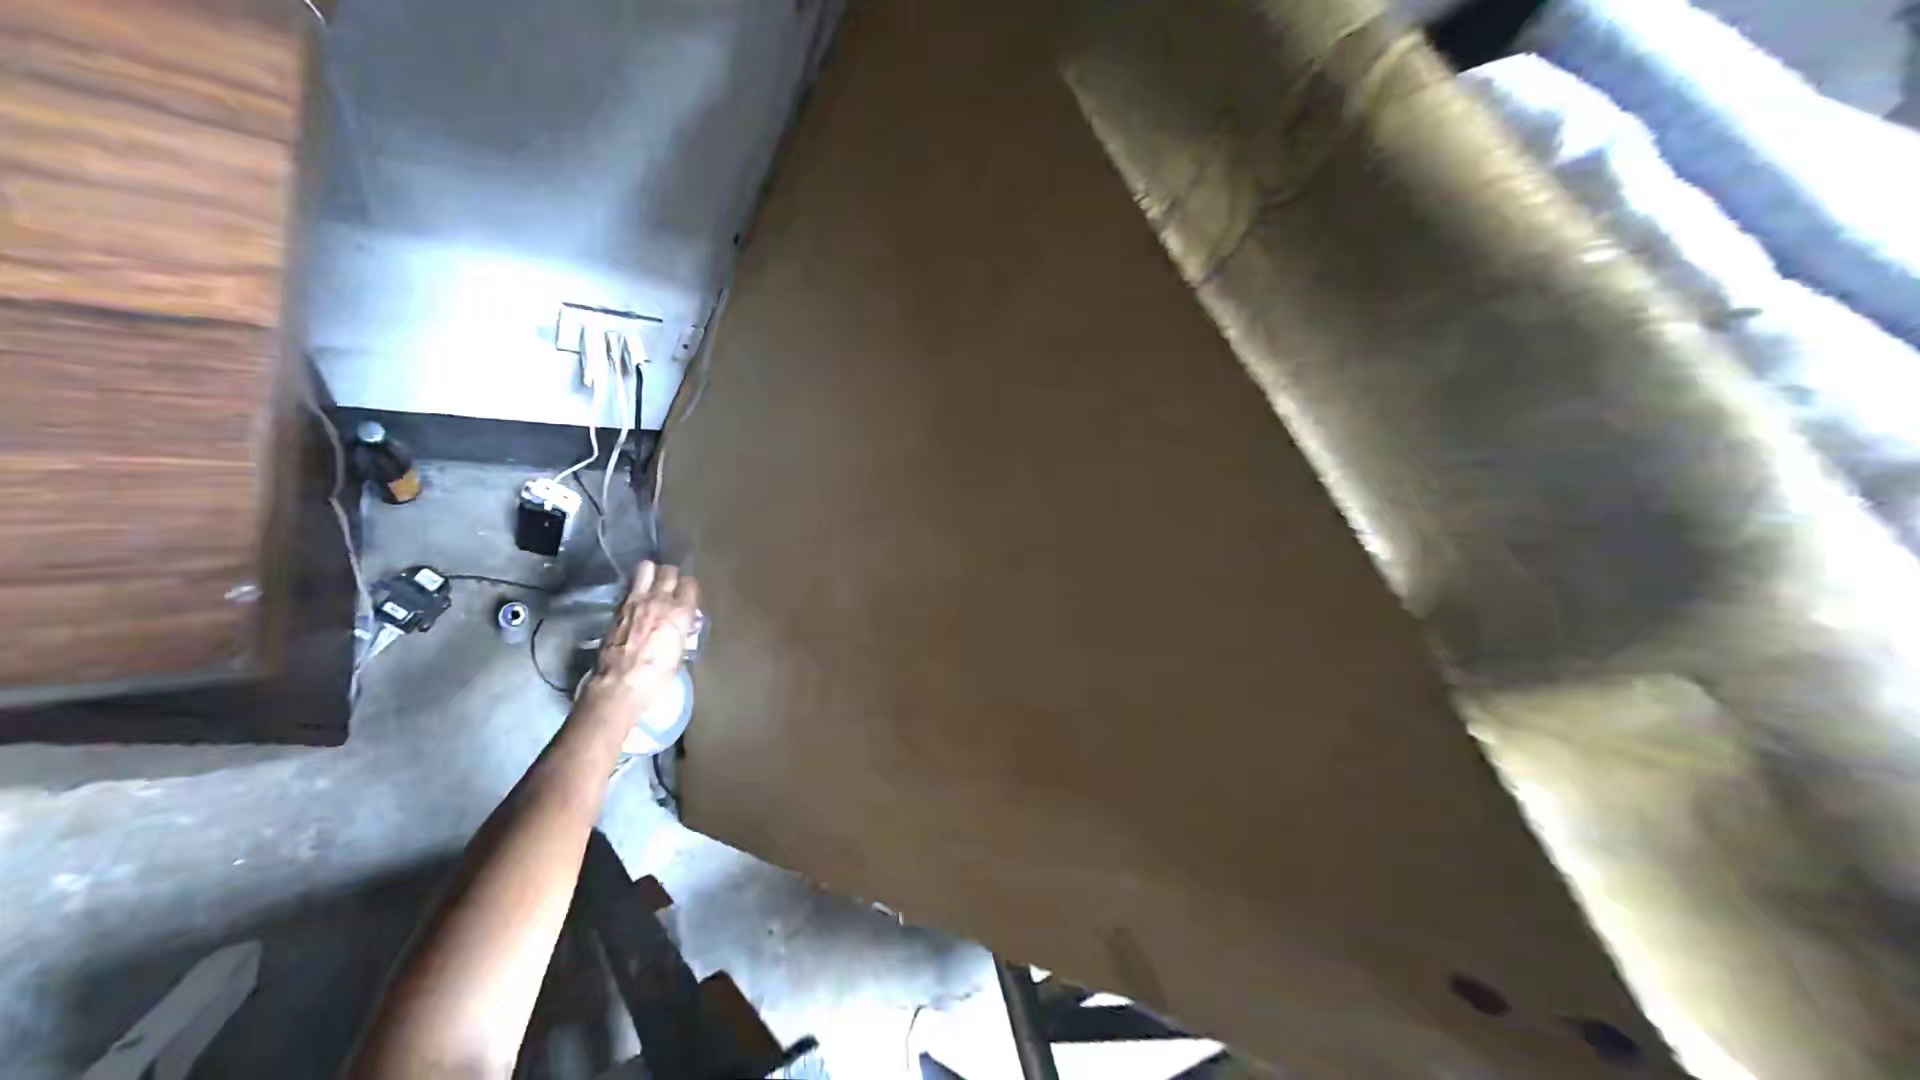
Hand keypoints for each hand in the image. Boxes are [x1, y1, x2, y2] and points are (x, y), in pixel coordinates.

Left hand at [578, 560, 698, 726]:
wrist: (622, 683)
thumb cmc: (658, 675)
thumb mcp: (681, 654)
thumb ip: (683, 632)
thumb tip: (685, 625)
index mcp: (681, 612)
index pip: (690, 584)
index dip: (689, 589)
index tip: (688, 596)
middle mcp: (659, 600)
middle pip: (669, 571)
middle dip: (671, 576)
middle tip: (671, 586)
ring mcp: (636, 601)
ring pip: (646, 569)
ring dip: (651, 573)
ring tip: (652, 583)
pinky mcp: (618, 608)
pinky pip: (630, 587)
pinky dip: (635, 587)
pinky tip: (637, 598)